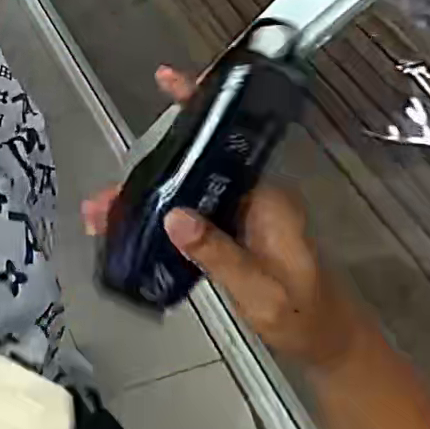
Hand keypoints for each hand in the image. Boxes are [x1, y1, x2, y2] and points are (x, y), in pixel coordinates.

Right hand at [81, 66, 366, 369]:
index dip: (198, 105)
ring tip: (99, 218)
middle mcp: (248, 195)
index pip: (226, 139)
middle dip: (141, 173)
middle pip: (188, 165)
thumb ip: (220, 254)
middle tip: (103, 197)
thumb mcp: (264, 293)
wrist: (330, 349)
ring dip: (138, 199)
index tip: (168, 79)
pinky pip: (181, 211)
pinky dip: (150, 216)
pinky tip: (122, 229)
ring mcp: (234, 212)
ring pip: (178, 189)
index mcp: (264, 197)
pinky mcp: (224, 230)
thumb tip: (173, 216)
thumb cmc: (307, 320)